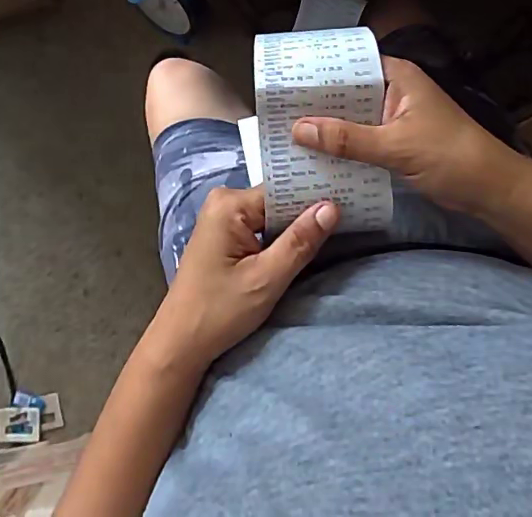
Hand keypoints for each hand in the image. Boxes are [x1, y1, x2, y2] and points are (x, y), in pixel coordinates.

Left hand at [142, 187, 336, 369]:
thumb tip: (331, 206)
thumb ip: (299, 242)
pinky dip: (281, 236)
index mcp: (229, 204)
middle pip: (277, 200)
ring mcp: (222, 216)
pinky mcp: (224, 234)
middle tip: (351, 211)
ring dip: (296, 226)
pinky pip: (260, 226)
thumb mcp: (266, 279)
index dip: (315, 197)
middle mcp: (223, 201)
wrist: (180, 341)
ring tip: (338, 224)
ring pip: (271, 214)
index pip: (282, 190)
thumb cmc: (219, 311)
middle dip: (308, 212)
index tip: (350, 197)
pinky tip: (307, 241)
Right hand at [293, 56, 531, 218]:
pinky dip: (341, 143)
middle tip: (277, 106)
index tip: (284, 78)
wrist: (494, 192)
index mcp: (396, 75)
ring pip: (351, 115)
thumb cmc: (450, 156)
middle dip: (316, 100)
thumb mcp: (395, 146)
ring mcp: (394, 115)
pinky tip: (315, 151)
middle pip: (346, 89)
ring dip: (326, 124)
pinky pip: (360, 136)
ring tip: (286, 128)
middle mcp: (393, 89)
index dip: (317, 69)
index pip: (348, 63)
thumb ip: (346, 138)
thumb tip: (297, 129)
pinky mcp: (395, 139)